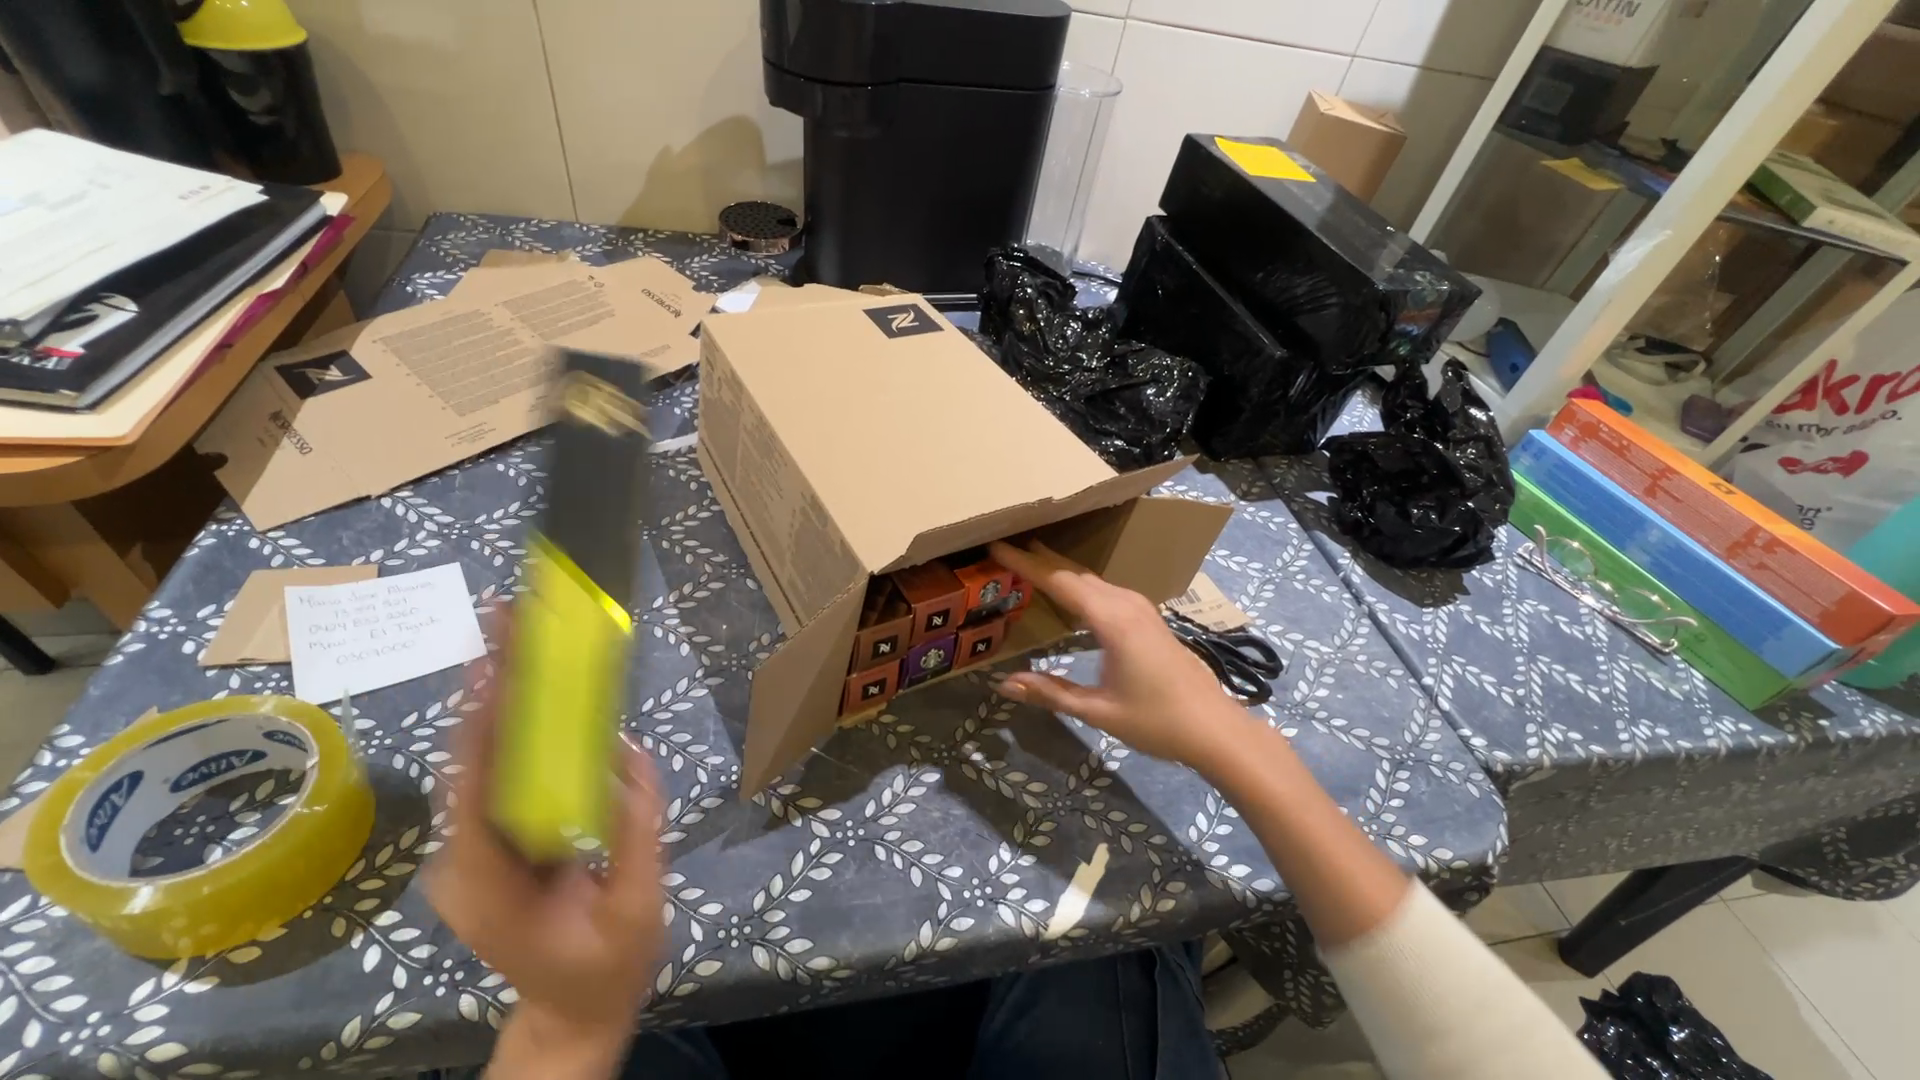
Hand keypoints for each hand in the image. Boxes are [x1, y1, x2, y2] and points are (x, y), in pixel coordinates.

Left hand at [426, 650, 666, 1057]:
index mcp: (489, 881)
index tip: (494, 663)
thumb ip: (636, 829)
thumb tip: (628, 748)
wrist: (571, 1014)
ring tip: (513, 639)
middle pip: (469, 760)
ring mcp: (472, 851)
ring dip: (497, 699)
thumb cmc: (605, 968)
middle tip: (501, 622)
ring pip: (478, 762)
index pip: (476, 788)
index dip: (484, 721)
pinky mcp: (491, 843)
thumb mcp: (637, 906)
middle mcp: (464, 859)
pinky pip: (498, 776)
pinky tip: (532, 689)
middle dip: (485, 688)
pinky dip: (513, 727)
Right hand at [989, 540, 1254, 766]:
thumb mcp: (1098, 711)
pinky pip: (1106, 589)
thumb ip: (1051, 693)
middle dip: (1039, 559)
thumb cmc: (1157, 721)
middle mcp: (1126, 605)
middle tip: (1004, 546)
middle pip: (1075, 573)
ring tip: (1028, 560)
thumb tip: (1004, 683)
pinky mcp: (1148, 618)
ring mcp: (1141, 609)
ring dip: (1060, 569)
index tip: (997, 546)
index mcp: (1112, 621)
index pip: (1059, 582)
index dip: (1025, 563)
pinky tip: (1069, 591)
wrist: (1215, 728)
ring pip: (1092, 579)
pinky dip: (1079, 583)